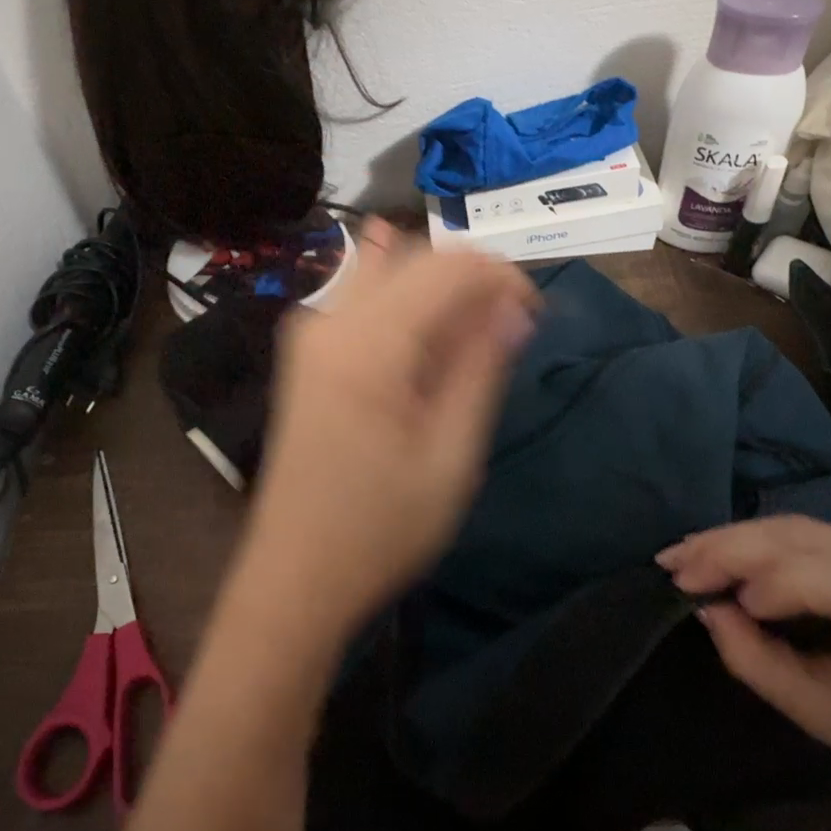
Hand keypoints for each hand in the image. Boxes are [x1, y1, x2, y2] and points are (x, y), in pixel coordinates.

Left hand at [242, 220, 537, 629]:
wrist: (296, 573)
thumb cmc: (382, 527)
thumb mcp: (451, 455)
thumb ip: (481, 368)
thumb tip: (513, 306)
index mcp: (367, 343)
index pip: (447, 267)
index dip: (500, 276)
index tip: (535, 316)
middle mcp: (328, 319)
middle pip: (413, 257)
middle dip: (470, 279)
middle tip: (508, 331)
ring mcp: (308, 333)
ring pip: (386, 272)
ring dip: (437, 291)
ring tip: (470, 342)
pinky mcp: (304, 353)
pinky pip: (360, 299)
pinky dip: (404, 307)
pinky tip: (425, 348)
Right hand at [657, 516, 830, 812]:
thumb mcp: (828, 719)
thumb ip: (759, 663)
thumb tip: (707, 612)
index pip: (807, 573)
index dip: (746, 580)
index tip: (696, 601)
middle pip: (796, 537)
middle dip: (726, 547)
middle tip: (669, 564)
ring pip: (802, 528)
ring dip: (740, 538)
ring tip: (687, 554)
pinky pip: (820, 536)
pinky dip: (769, 543)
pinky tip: (735, 553)